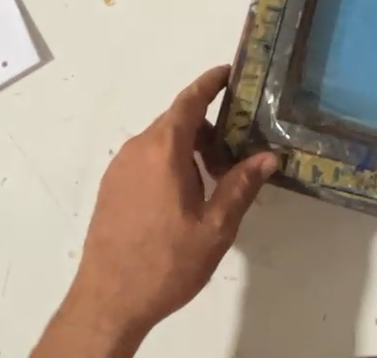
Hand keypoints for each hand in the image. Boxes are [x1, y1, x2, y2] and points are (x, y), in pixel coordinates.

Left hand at [48, 66, 277, 353]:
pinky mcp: (111, 186)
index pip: (190, 101)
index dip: (210, 83)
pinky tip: (183, 196)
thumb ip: (241, 186)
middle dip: (207, 127)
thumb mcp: (215, 228)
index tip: (228, 72)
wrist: (107, 302)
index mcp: (164, 149)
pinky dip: (168, 161)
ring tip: (211, 180)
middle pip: (177, 121)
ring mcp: (120, 167)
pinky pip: (145, 158)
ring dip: (188, 148)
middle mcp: (138, 148)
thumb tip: (269, 157)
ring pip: (161, 141)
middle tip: (234, 151)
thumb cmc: (166, 262)